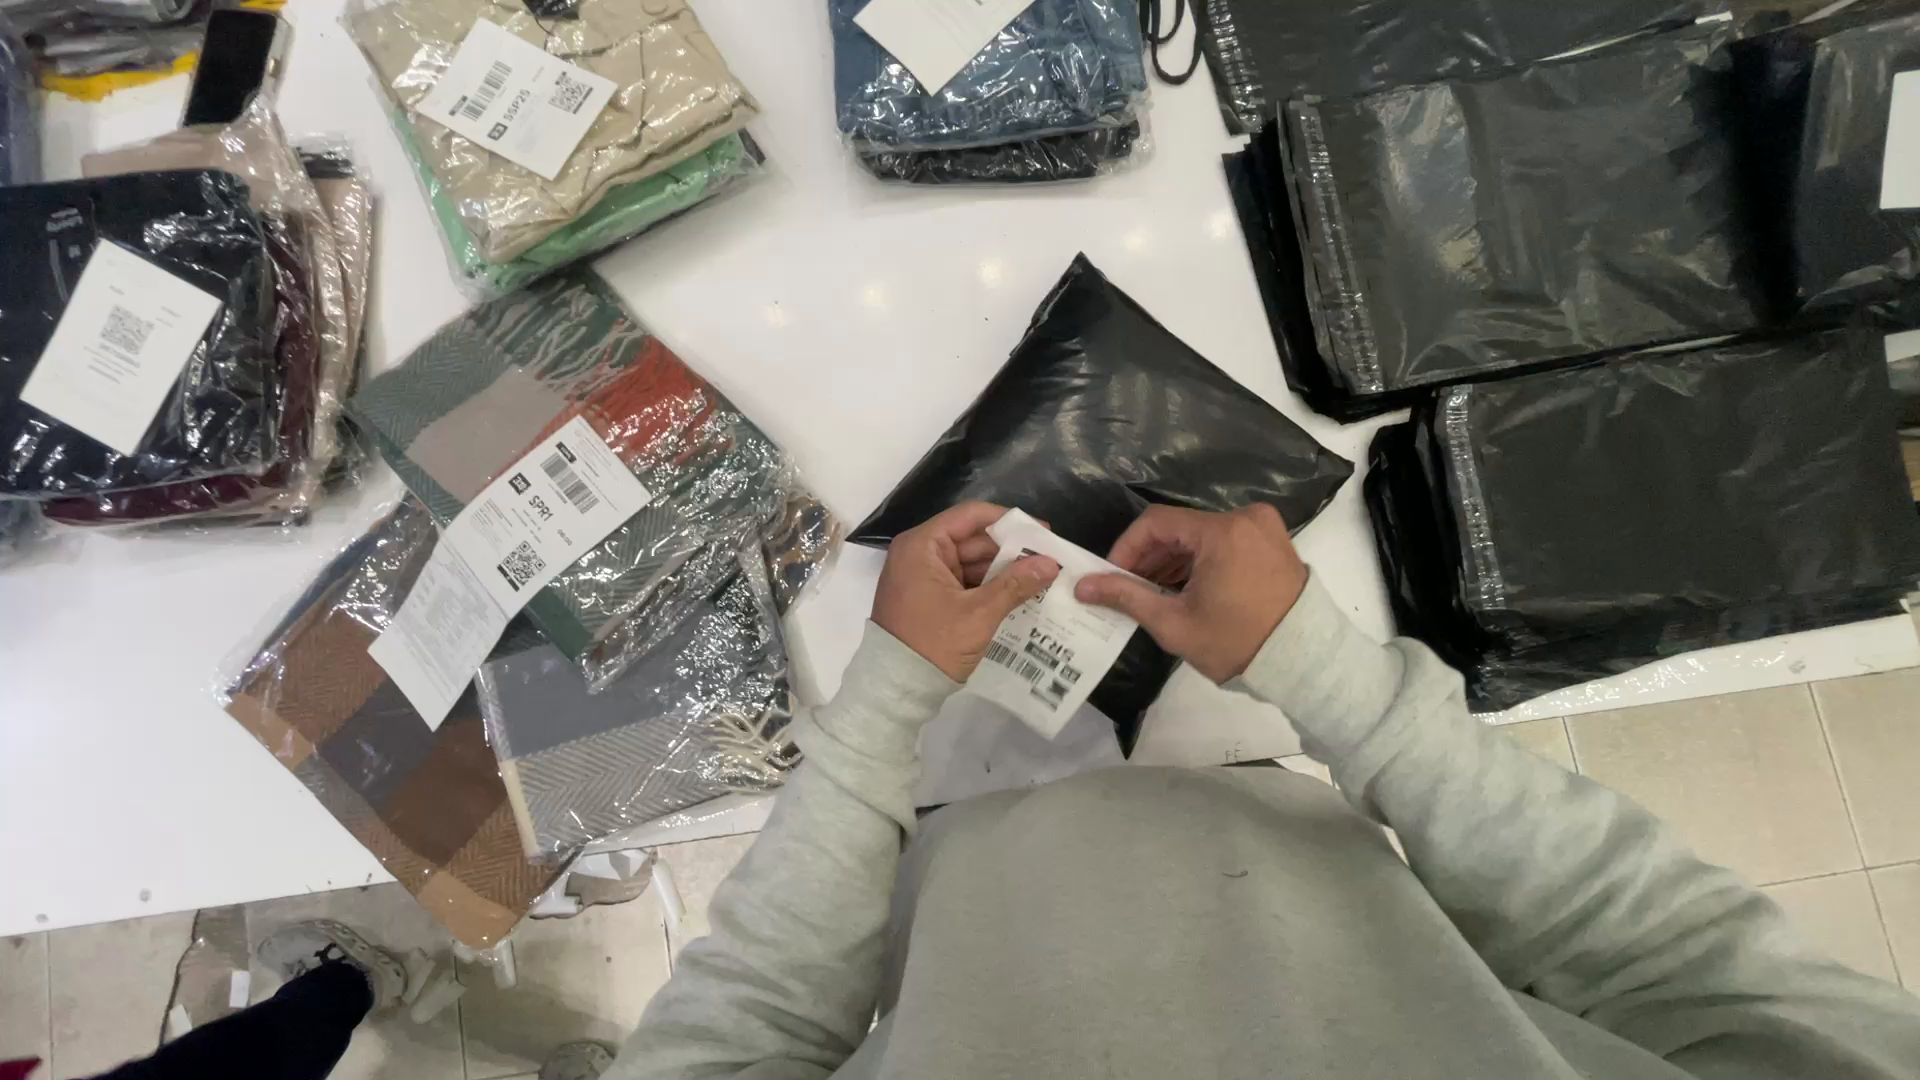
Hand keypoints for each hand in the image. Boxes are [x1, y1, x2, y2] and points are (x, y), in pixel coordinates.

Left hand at [872, 501, 1060, 681]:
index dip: (1009, 520)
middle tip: (1049, 559)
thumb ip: (1015, 585)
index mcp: (922, 546)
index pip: (971, 516)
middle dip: (1010, 550)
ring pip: (971, 562)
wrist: (897, 688)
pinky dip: (989, 586)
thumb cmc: (933, 644)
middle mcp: (919, 553)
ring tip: (1041, 577)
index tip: (1041, 531)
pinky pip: (964, 581)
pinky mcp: (929, 596)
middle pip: (973, 539)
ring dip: (1003, 570)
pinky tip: (1019, 594)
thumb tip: (1050, 563)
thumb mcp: (978, 614)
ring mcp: (923, 575)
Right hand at [1074, 504, 1307, 682]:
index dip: (1126, 548)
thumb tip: (1081, 586)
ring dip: (1173, 560)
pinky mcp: (1273, 542)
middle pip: (1179, 527)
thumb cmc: (1237, 643)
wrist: (1306, 664)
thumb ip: (1126, 596)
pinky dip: (1200, 561)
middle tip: (1129, 589)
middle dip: (1148, 557)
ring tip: (1155, 593)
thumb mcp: (1174, 623)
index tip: (1111, 577)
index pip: (1155, 523)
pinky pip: (1224, 542)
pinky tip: (1186, 589)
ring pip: (1200, 535)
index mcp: (1222, 532)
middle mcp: (1245, 518)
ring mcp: (1263, 529)